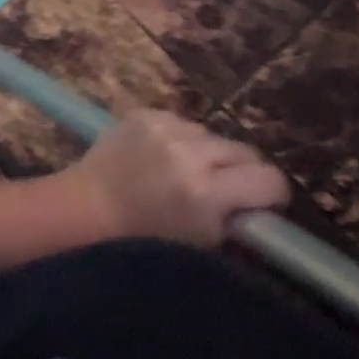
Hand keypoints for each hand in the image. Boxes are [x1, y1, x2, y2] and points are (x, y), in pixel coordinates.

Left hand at [59, 110, 289, 247]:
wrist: (88, 208)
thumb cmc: (145, 240)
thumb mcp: (204, 244)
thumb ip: (239, 223)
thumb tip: (265, 209)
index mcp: (205, 191)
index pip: (269, 179)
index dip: (270, 195)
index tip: (261, 205)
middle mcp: (187, 152)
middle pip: (244, 151)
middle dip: (241, 172)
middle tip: (225, 190)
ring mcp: (163, 128)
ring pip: (212, 135)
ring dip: (208, 153)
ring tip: (187, 173)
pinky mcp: (144, 113)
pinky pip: (182, 122)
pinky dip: (180, 139)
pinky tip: (163, 158)